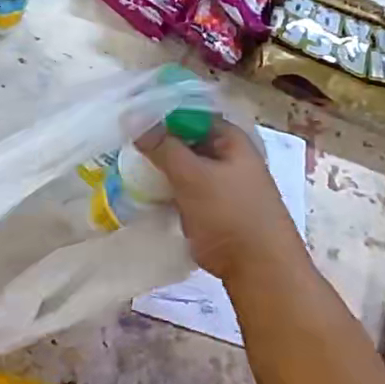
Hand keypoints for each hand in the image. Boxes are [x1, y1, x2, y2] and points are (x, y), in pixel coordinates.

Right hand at [136, 120, 304, 281]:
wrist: (259, 271)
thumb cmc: (230, 214)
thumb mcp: (193, 176)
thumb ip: (163, 147)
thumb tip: (134, 120)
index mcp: (230, 139)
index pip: (190, 112)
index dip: (161, 112)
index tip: (131, 117)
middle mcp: (227, 156)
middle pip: (185, 138)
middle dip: (157, 141)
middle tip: (124, 142)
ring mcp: (220, 182)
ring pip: (182, 165)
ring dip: (159, 166)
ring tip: (127, 165)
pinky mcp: (211, 206)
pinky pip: (183, 188)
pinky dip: (166, 187)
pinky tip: (142, 189)